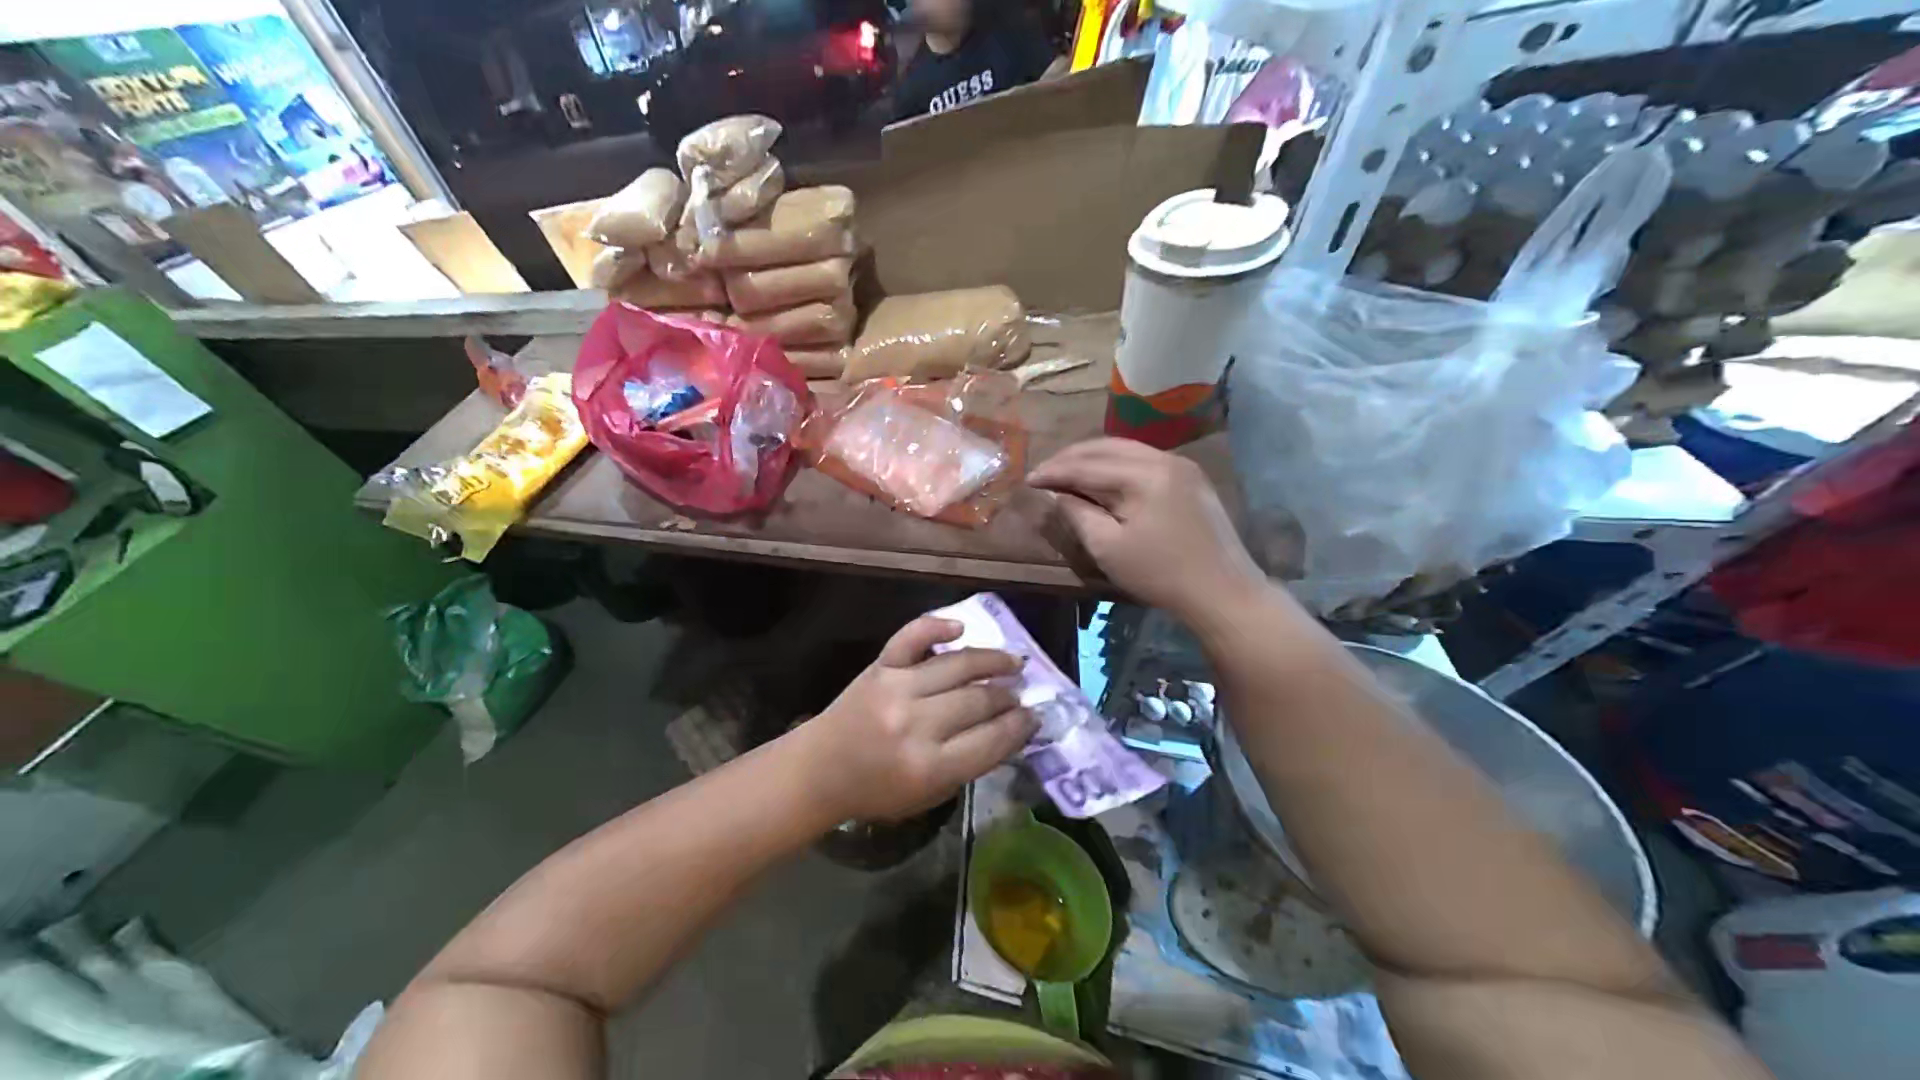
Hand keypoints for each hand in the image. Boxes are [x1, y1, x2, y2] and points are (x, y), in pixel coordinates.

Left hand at [794, 616, 1037, 821]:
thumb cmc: (877, 791)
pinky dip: (937, 627)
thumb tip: (1011, 729)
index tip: (1036, 716)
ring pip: (957, 665)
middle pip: (979, 700)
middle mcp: (915, 724)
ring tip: (1013, 661)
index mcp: (929, 766)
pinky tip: (961, 628)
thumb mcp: (929, 795)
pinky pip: (912, 637)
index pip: (992, 739)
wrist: (819, 770)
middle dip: (1009, 695)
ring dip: (992, 660)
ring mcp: (896, 689)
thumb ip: (970, 763)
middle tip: (1023, 692)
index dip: (1021, 726)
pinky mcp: (879, 667)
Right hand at [1028, 438, 1267, 624]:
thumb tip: (1058, 494)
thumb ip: (1078, 514)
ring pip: (1126, 450)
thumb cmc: (1161, 574)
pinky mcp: (1191, 478)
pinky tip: (1102, 477)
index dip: (1054, 472)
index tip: (1028, 479)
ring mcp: (1182, 466)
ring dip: (1093, 458)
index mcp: (1144, 474)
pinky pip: (1144, 460)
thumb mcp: (1108, 548)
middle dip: (1071, 458)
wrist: (1223, 592)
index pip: (1087, 466)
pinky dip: (1117, 464)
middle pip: (1107, 448)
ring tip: (1067, 471)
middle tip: (1044, 472)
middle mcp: (1164, 458)